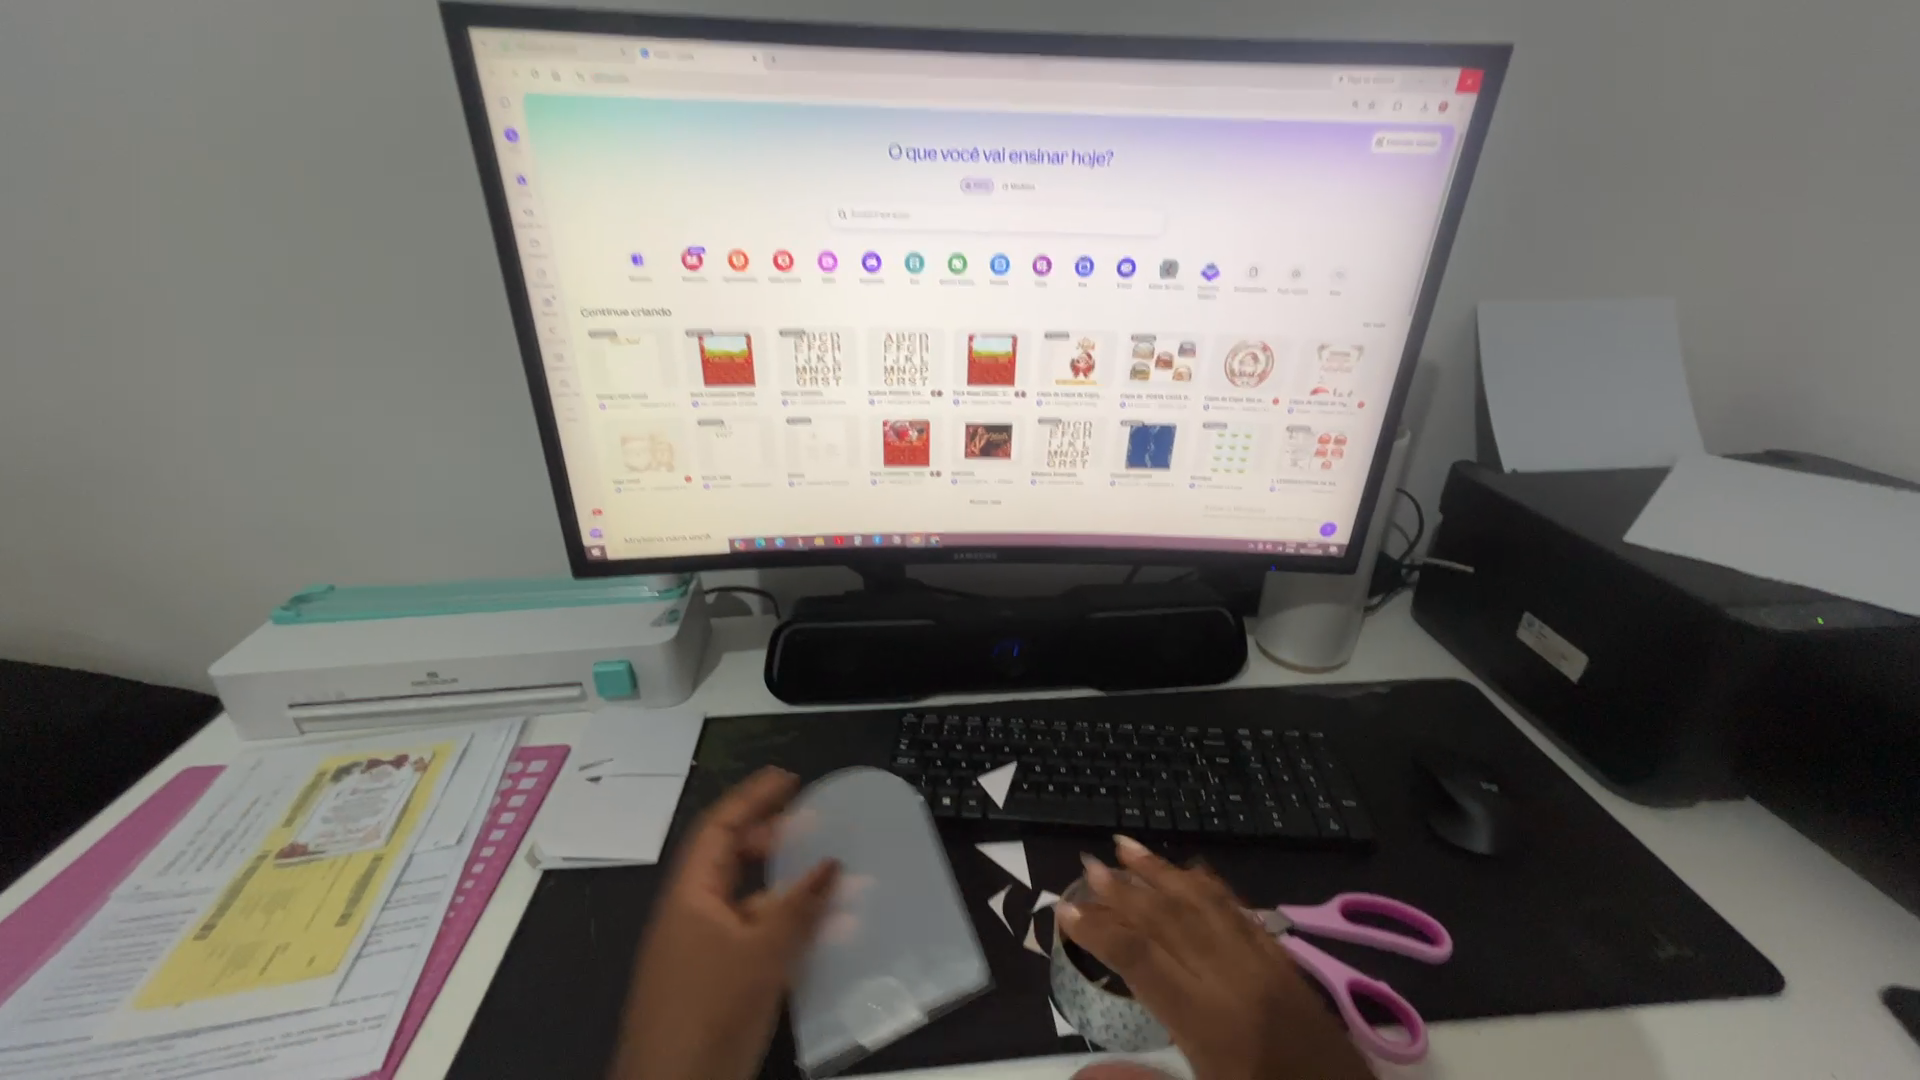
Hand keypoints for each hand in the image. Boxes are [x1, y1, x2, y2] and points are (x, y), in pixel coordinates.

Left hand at [609, 768, 838, 1079]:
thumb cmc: (709, 1013)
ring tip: (835, 882)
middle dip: (772, 838)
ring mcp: (703, 952)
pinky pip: (756, 938)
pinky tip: (825, 936)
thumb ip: (799, 906)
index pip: (719, 828)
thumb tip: (831, 863)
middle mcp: (693, 915)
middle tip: (812, 826)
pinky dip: (788, 929)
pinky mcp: (717, 984)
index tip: (788, 779)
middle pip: (731, 860)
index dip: (752, 798)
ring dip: (789, 891)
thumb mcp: (761, 954)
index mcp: (690, 896)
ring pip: (750, 903)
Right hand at [1057, 836, 1373, 1079]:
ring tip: (1128, 848)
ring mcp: (1263, 968)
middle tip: (1090, 864)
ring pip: (1204, 905)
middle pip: (1169, 920)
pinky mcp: (1286, 967)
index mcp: (1207, 1024)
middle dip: (1125, 890)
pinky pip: (1242, 913)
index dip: (1100, 932)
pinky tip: (1193, 872)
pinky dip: (1211, 887)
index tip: (1067, 910)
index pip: (1141, 960)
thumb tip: (1080, 1074)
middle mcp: (1232, 982)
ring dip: (1162, 873)